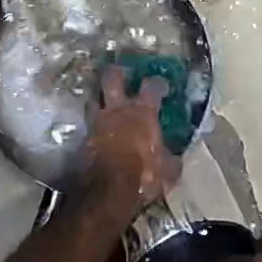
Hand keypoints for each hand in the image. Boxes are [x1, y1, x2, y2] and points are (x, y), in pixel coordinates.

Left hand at [84, 65, 181, 214]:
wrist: (110, 189)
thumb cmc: (144, 176)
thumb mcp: (168, 171)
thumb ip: (171, 159)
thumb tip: (174, 158)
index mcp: (143, 113)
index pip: (151, 86)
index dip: (157, 82)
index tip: (162, 85)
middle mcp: (118, 109)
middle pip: (113, 78)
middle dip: (117, 72)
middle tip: (123, 72)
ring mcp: (99, 120)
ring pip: (95, 96)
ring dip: (101, 97)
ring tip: (106, 100)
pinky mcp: (86, 135)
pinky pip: (90, 121)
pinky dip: (95, 122)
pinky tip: (99, 127)